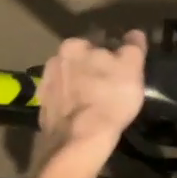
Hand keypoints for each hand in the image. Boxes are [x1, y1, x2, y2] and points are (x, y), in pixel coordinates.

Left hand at [34, 31, 147, 174]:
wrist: (77, 144)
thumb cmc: (108, 98)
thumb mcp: (132, 68)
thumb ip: (133, 47)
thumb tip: (135, 33)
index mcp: (73, 45)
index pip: (97, 42)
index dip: (112, 54)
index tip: (121, 68)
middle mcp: (54, 61)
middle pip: (81, 62)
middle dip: (93, 71)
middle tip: (111, 87)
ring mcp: (45, 89)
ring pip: (70, 83)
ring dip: (81, 89)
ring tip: (98, 105)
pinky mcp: (42, 113)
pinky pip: (62, 104)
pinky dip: (72, 108)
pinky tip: (85, 119)